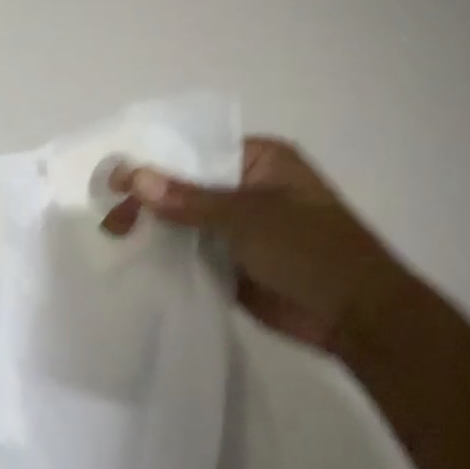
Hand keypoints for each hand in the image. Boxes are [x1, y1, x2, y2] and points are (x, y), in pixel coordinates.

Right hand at [104, 137, 413, 356]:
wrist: (357, 318)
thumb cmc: (312, 251)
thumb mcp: (249, 217)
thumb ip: (188, 199)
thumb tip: (131, 176)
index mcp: (260, 161)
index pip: (195, 151)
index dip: (154, 164)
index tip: (113, 183)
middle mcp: (248, 188)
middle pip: (185, 187)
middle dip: (148, 202)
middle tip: (111, 222)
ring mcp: (240, 229)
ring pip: (186, 223)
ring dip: (156, 231)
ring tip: (115, 240)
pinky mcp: (234, 265)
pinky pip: (193, 255)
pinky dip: (169, 258)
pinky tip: (135, 262)